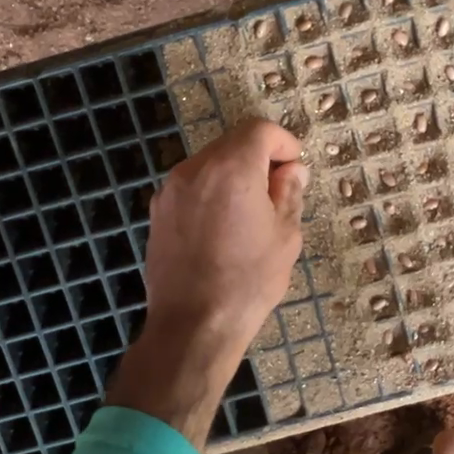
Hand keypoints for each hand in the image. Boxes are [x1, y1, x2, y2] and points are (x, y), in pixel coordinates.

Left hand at [105, 120, 307, 445]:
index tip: (295, 170)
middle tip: (277, 195)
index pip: (259, 130)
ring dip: (234, 176)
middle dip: (259, 159)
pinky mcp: (158, 211)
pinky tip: (222, 230)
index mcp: (232, 169)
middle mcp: (195, 168)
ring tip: (249, 216)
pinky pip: (192, 187)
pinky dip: (211, 194)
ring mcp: (171, 189)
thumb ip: (289, 193)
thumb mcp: (285, 237)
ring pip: (210, 164)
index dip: (283, 144)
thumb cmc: (248, 282)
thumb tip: (292, 170)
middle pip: (232, 144)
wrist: (193, 323)